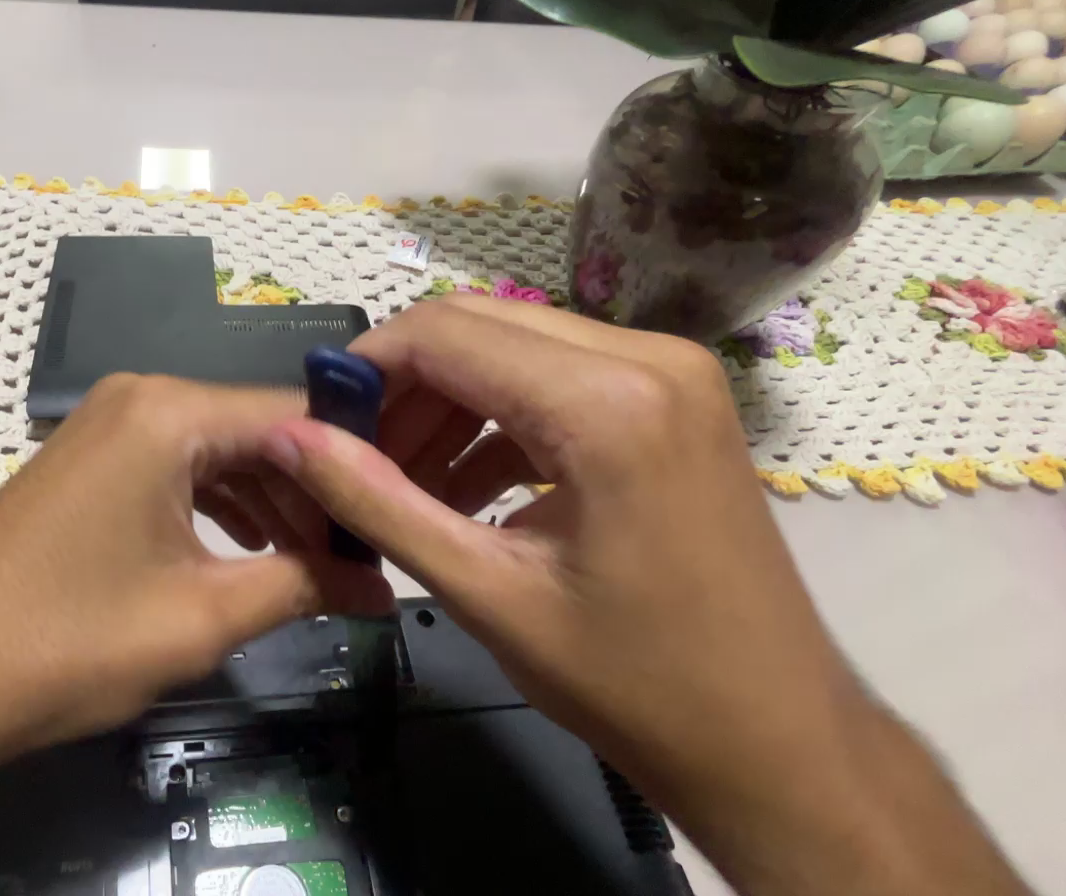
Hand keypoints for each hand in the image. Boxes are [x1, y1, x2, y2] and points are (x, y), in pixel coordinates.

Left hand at [0, 375, 390, 895]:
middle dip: (313, 495)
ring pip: (218, 453)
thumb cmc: (67, 640)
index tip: (401, 516)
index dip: (356, 467)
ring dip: (269, 506)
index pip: (296, 420)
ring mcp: (109, 426)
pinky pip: (177, 468)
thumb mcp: (201, 616)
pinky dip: (219, 508)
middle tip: (366, 558)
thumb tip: (385, 587)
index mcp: (170, 413)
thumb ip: (302, 585)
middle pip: (257, 433)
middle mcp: (141, 398)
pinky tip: (252, 554)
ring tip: (318, 567)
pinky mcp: (91, 460)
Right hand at [262, 295, 1029, 895]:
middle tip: (357, 456)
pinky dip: (496, 419)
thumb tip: (288, 438)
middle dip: (404, 384)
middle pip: (479, 325)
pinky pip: (555, 377)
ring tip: (402, 481)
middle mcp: (646, 356)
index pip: (445, 333)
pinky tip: (462, 486)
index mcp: (605, 402)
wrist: (777, 741)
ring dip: (447, 403)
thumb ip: (376, 502)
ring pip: (514, 346)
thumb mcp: (482, 591)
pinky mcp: (672, 398)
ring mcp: (670, 372)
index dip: (367, 367)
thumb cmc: (629, 681)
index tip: (322, 422)